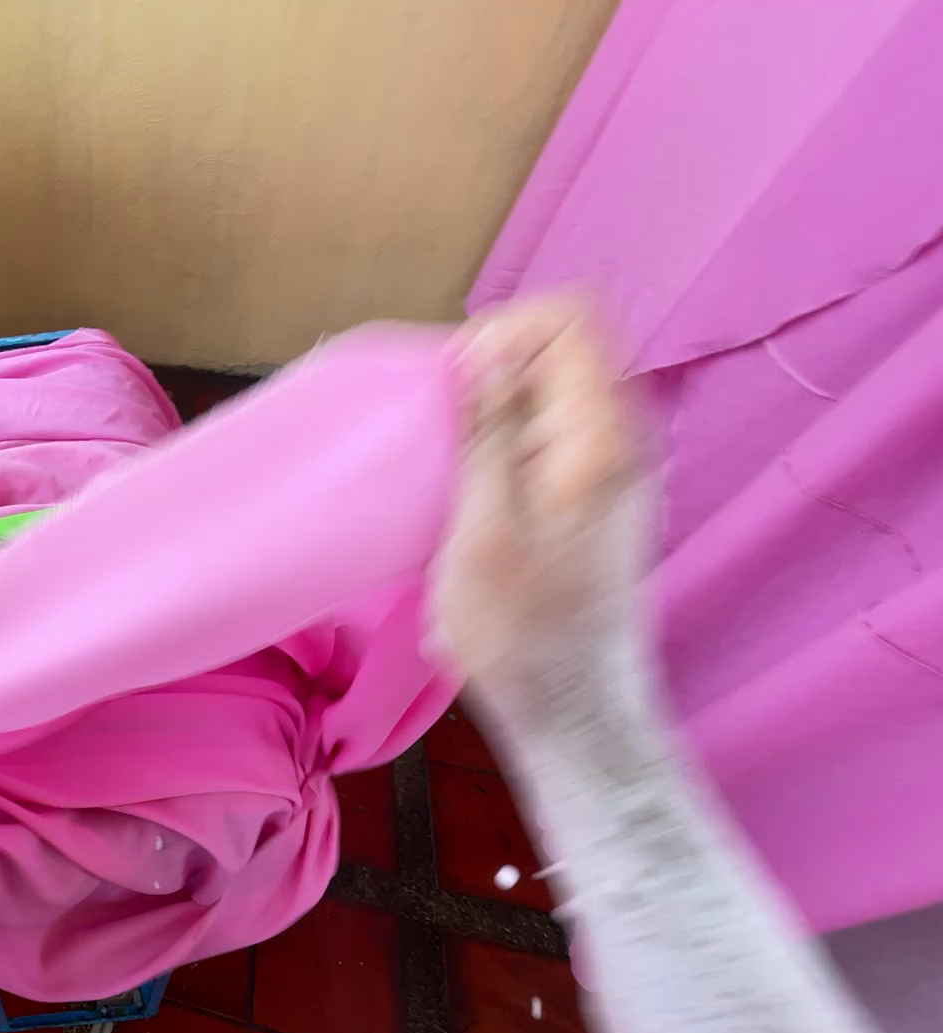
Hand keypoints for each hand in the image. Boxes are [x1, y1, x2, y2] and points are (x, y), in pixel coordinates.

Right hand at [428, 294, 648, 693]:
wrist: (564, 701)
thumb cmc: (517, 623)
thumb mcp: (487, 526)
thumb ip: (489, 434)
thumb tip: (482, 349)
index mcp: (599, 437)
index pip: (567, 323)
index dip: (497, 335)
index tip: (445, 388)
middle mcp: (611, 437)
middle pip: (550, 350)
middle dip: (480, 370)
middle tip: (429, 427)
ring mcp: (595, 464)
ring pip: (537, 390)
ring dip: (478, 406)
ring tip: (435, 453)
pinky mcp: (574, 490)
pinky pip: (532, 430)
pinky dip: (488, 436)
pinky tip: (455, 478)